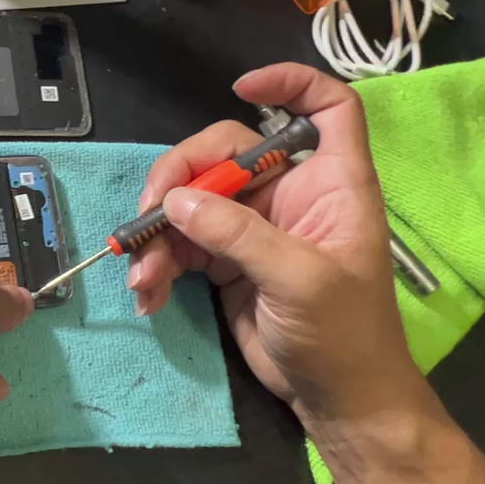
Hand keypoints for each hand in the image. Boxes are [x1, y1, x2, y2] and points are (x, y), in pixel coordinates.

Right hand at [126, 64, 422, 426]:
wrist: (335, 398)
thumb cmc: (343, 335)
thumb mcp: (299, 279)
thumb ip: (239, 234)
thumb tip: (176, 200)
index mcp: (328, 184)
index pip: (326, 109)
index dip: (291, 85)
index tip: (241, 86)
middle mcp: (286, 195)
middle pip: (224, 154)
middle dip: (179, 180)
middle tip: (149, 214)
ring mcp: (251, 227)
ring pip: (190, 202)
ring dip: (157, 237)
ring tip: (141, 277)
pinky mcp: (224, 260)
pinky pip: (179, 245)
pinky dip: (157, 266)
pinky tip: (149, 294)